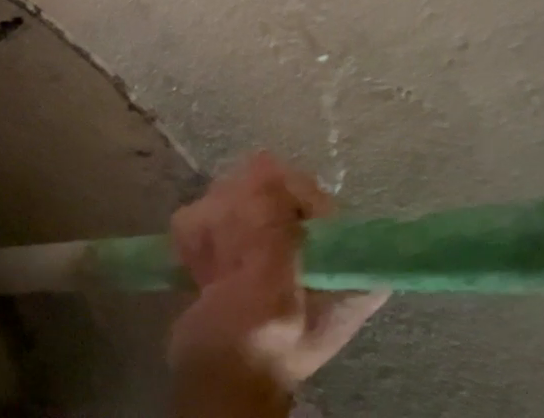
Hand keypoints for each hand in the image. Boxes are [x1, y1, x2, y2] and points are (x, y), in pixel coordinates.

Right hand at [169, 154, 386, 397]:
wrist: (212, 381)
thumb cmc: (251, 349)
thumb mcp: (269, 295)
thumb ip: (273, 232)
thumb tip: (266, 163)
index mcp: (346, 262)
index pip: (312, 195)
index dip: (274, 196)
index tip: (243, 213)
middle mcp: (318, 247)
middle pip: (270, 190)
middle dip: (234, 216)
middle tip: (226, 257)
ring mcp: (278, 245)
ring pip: (235, 196)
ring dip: (211, 227)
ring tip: (210, 269)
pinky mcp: (245, 248)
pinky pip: (214, 213)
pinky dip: (197, 235)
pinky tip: (198, 266)